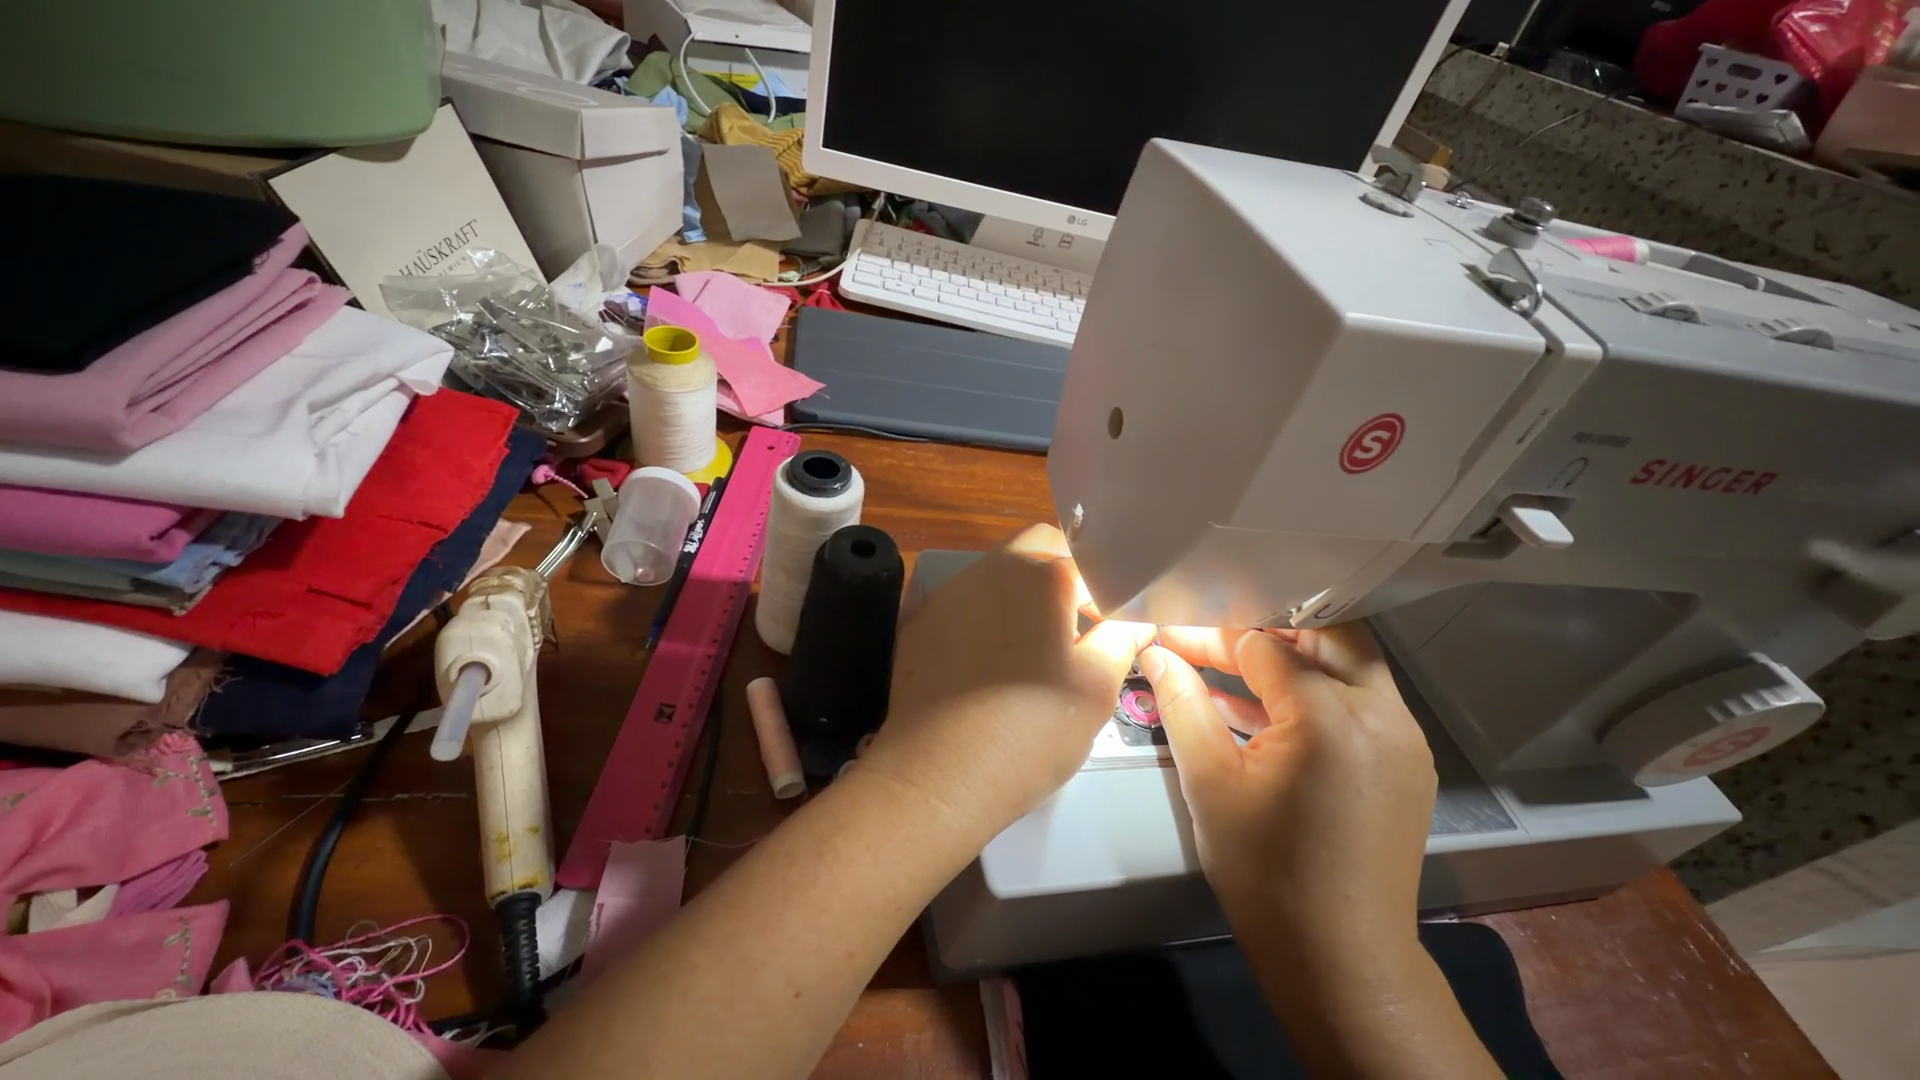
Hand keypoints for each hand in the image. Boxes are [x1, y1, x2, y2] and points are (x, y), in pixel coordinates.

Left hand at [859, 524, 1154, 838]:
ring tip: (1033, 646)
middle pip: (1036, 547)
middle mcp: (991, 570)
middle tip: (1076, 624)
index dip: (1105, 591)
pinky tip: (988, 662)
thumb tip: (1135, 622)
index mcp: (1041, 577)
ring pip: (995, 572)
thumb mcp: (1095, 691)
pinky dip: (982, 617)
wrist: (935, 776)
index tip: (1111, 626)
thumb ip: (1120, 642)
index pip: (1087, 561)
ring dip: (1020, 593)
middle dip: (1061, 572)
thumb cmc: (1028, 732)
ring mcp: (948, 594)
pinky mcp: (918, 622)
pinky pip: (962, 603)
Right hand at [1138, 624, 1435, 958]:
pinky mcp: (1410, 763)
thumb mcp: (1209, 782)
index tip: (1174, 639)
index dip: (1213, 639)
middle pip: (1326, 635)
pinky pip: (1365, 703)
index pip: (1265, 646)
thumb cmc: (1263, 870)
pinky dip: (1320, 695)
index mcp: (1331, 717)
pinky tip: (1268, 715)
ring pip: (1351, 665)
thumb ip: (1183, 704)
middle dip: (1268, 628)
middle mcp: (1384, 714)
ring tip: (1234, 671)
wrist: (1340, 956)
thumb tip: (1157, 652)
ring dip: (1297, 659)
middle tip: (1215, 640)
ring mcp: (1406, 739)